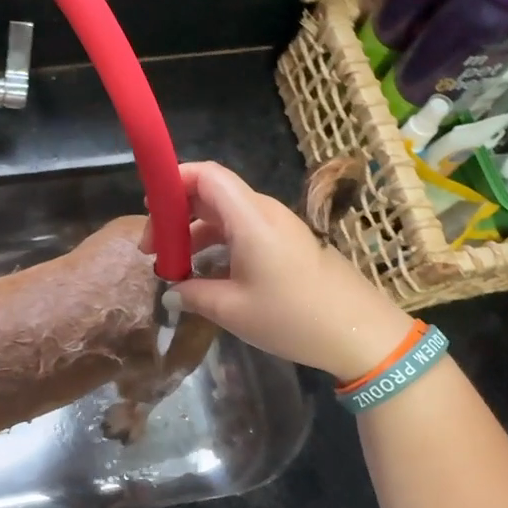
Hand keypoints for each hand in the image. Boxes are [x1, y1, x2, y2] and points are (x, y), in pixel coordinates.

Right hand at [143, 161, 415, 379]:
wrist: (358, 332)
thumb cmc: (291, 318)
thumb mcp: (232, 310)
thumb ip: (193, 294)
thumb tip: (172, 290)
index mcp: (250, 219)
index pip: (207, 175)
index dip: (174, 180)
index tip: (149, 207)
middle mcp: (264, 213)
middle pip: (212, 193)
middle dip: (177, 214)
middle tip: (153, 250)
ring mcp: (279, 227)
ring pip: (226, 214)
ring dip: (195, 234)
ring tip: (174, 268)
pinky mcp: (287, 243)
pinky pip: (243, 230)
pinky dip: (217, 243)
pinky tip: (206, 274)